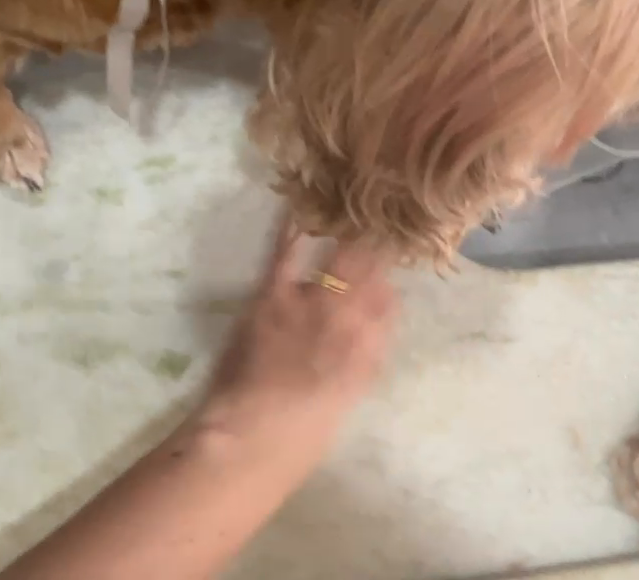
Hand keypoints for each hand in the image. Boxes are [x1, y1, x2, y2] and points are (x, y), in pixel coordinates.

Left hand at [193, 219, 397, 453]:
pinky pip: (285, 253)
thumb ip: (363, 359)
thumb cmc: (297, 432)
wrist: (248, 435)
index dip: (387, 284)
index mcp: (366, 349)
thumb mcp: (343, 398)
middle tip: (379, 223)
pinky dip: (290, 228)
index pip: (386, 305)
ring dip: (349, 235)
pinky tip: (296, 204)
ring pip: (339, 260)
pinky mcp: (273, 294)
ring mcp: (311, 302)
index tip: (389, 266)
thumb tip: (374, 324)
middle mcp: (348, 319)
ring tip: (355, 207)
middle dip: (376, 248)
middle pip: (370, 275)